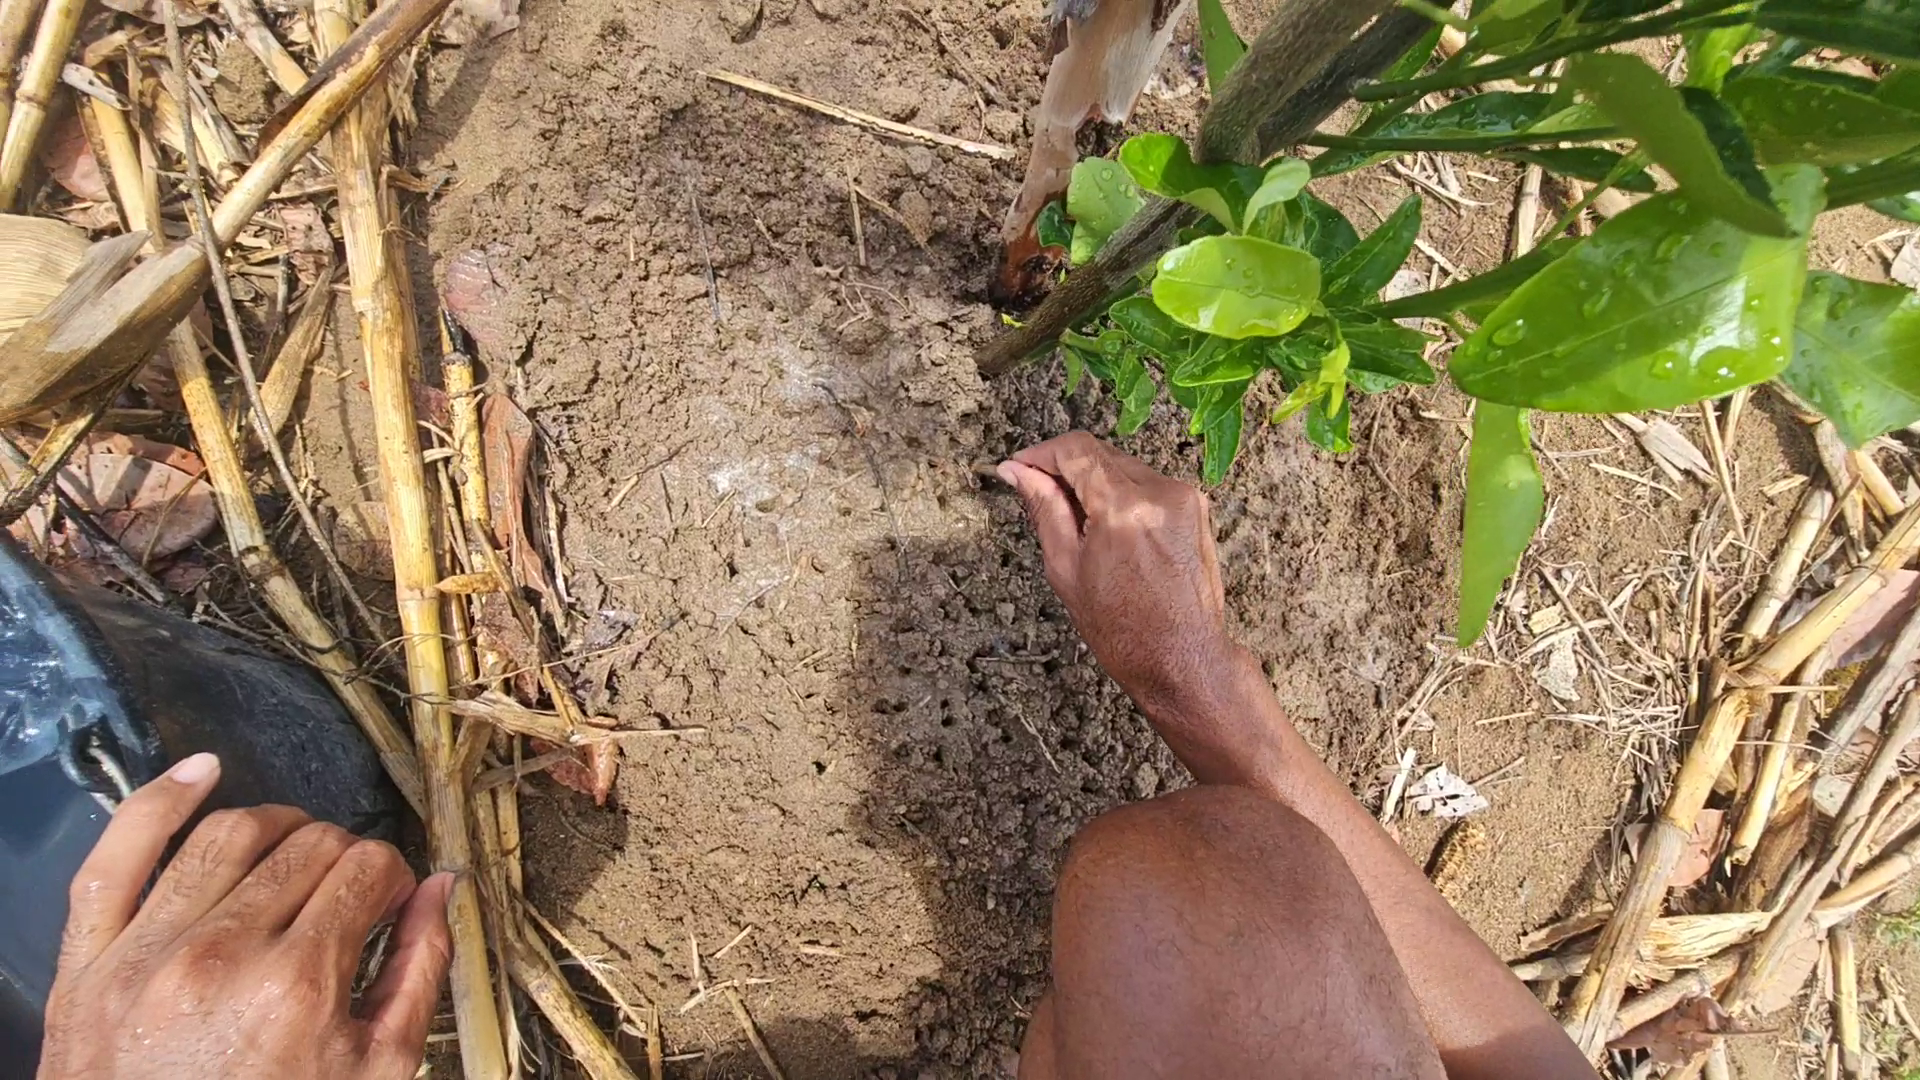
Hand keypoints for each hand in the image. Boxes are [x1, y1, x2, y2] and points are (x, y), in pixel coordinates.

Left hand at [39, 753, 450, 1079]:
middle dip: (348, 857)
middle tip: (348, 898)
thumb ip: (423, 964)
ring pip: (232, 831)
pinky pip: (111, 860)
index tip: (387, 906)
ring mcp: (141, 956)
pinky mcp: (85, 968)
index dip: (392, 876)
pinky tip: (202, 770)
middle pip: (313, 843)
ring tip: (298, 853)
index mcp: (297, 980)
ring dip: (283, 826)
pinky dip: (157, 802)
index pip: (369, 865)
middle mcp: (218, 956)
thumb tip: (441, 885)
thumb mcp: (380, 1063)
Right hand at [998, 432, 1250, 725]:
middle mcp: (1160, 492)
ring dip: (1092, 481)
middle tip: (1038, 496)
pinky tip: (1107, 528)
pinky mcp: (1195, 507)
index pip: (1075, 450)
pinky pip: (1146, 484)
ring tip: (1076, 524)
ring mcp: (1184, 497)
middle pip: (1099, 453)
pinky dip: (1120, 493)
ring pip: (1122, 466)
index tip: (1019, 467)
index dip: (1040, 454)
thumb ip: (1044, 509)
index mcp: (1124, 508)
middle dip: (1064, 468)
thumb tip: (1018, 472)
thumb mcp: (1066, 568)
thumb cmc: (1123, 628)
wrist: (1181, 658)